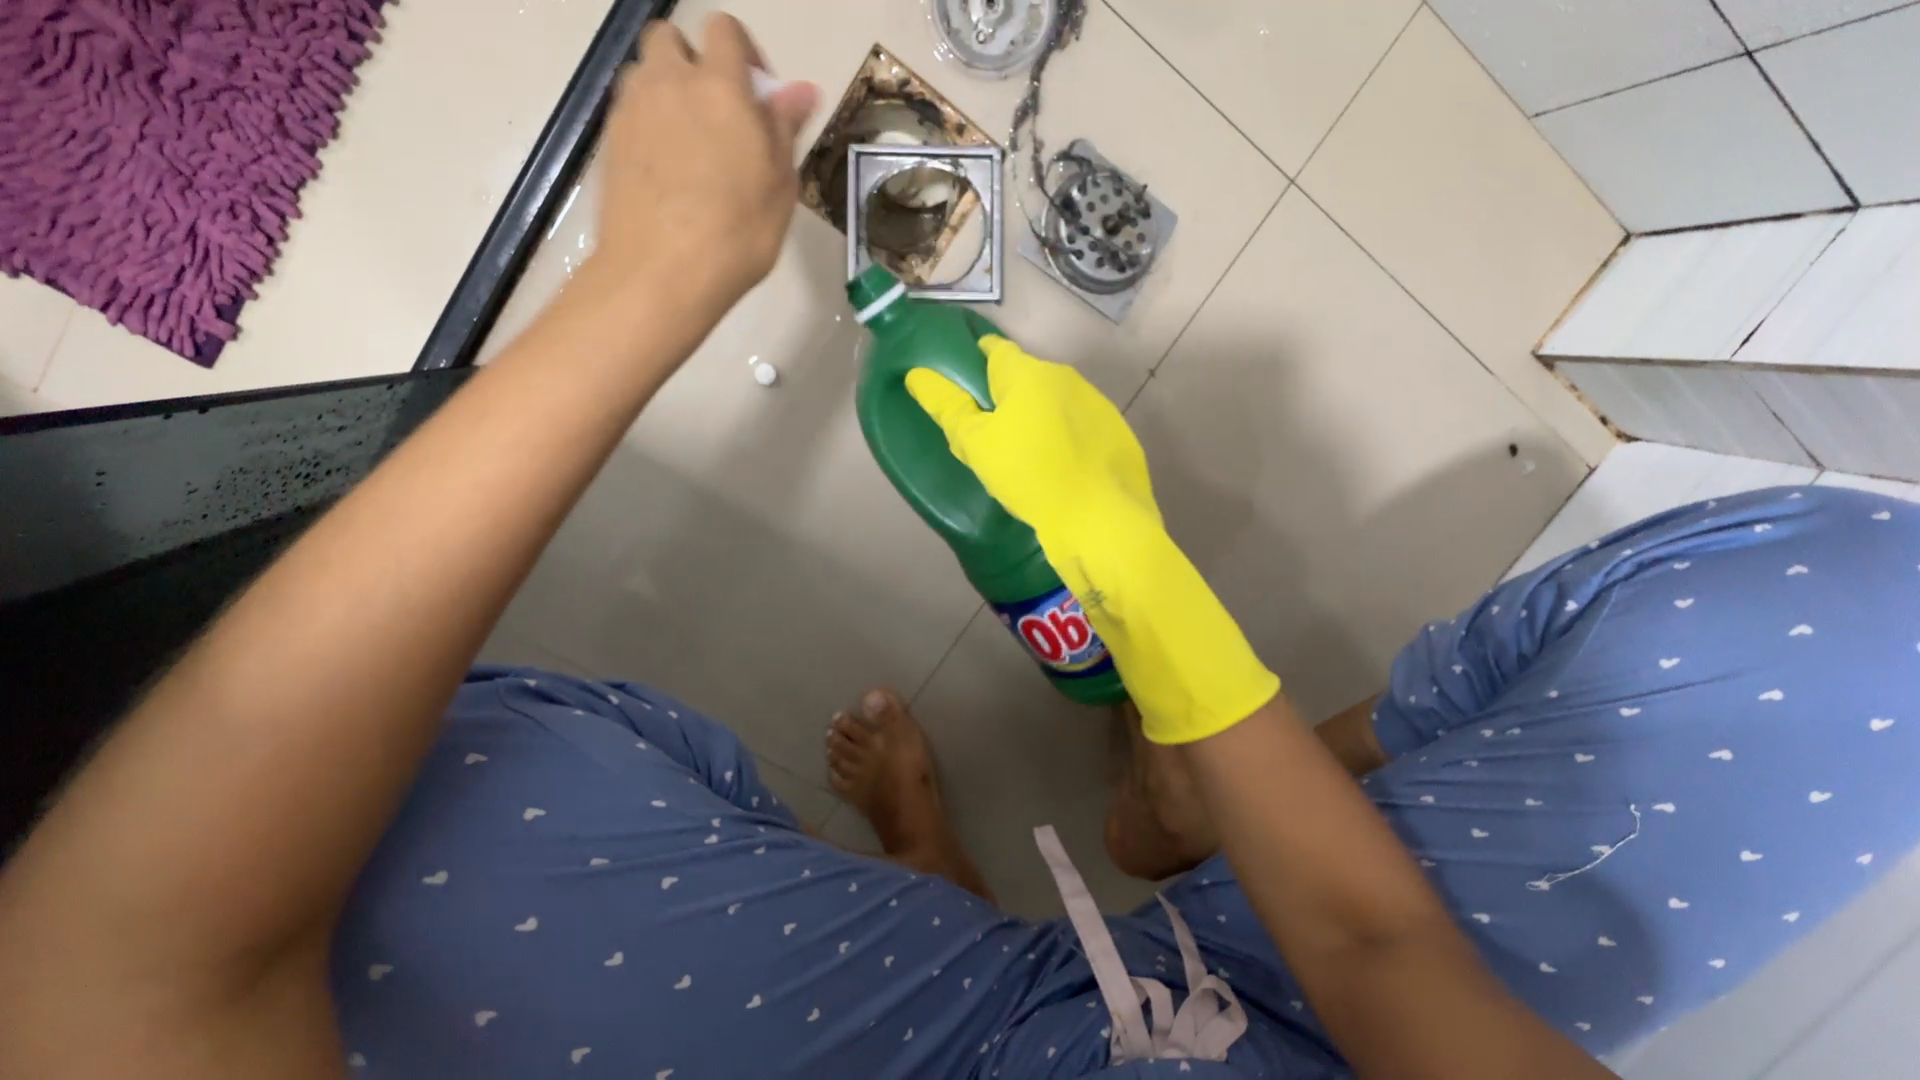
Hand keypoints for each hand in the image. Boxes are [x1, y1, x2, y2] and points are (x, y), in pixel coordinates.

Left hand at [591, 15, 818, 319]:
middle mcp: (669, 83)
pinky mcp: (608, 143)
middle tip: (717, 110)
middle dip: (693, 60)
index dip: (743, 51)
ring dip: (664, 88)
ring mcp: (631, 111)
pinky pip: (628, 111)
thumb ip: (784, 127)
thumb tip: (802, 90)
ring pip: (643, 72)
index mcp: (720, 86)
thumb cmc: (737, 232)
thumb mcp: (779, 184)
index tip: (758, 93)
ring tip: (688, 139)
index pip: (724, 29)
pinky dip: (647, 123)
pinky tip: (666, 169)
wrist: (661, 273)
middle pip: (670, 38)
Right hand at [907, 338, 1279, 743]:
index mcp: (1030, 374)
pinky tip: (1059, 476)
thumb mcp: (976, 447)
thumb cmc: (1030, 480)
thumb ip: (947, 407)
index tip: (962, 391)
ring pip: (1056, 406)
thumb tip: (918, 376)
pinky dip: (1066, 443)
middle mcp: (1068, 378)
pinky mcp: (1119, 437)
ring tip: (1024, 463)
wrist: (1102, 525)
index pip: (994, 350)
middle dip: (1006, 400)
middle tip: (987, 438)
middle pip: (1025, 379)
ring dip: (1038, 422)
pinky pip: (1081, 431)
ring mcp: (1099, 407)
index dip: (973, 366)